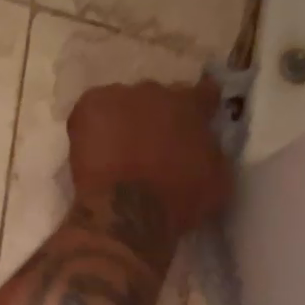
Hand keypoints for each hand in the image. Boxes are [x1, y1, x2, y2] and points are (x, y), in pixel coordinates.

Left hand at [67, 78, 231, 239]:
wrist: (129, 214)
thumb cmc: (179, 202)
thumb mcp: (217, 183)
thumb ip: (215, 155)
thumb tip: (210, 147)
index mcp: (190, 106)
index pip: (203, 93)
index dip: (203, 105)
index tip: (201, 116)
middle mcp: (155, 91)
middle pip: (159, 99)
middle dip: (160, 118)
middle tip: (157, 147)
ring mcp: (118, 96)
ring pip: (124, 104)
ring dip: (127, 122)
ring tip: (123, 153)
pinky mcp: (86, 108)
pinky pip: (94, 113)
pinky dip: (96, 129)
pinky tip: (99, 152)